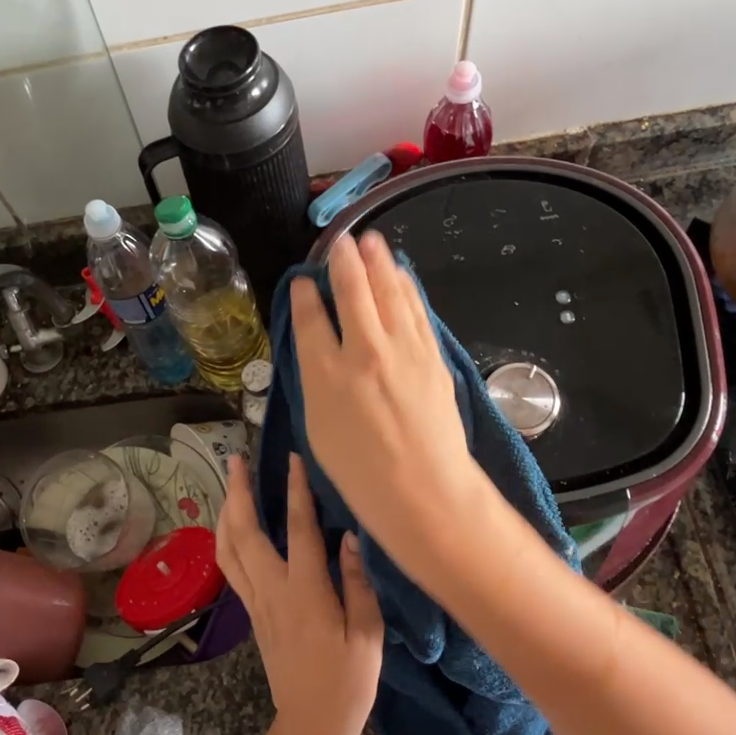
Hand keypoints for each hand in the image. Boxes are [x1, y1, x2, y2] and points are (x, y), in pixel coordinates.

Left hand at [217, 453, 383, 734]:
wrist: (312, 725)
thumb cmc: (349, 681)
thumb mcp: (368, 633)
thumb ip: (358, 582)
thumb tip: (350, 537)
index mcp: (306, 592)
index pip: (299, 529)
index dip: (296, 490)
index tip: (292, 458)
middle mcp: (273, 591)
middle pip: (245, 532)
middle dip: (238, 491)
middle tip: (234, 458)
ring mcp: (257, 603)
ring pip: (229, 550)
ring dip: (225, 512)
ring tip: (228, 485)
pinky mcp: (253, 615)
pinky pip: (231, 568)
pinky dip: (226, 540)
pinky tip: (232, 528)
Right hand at [291, 231, 483, 560]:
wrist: (424, 492)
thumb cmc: (361, 474)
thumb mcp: (318, 430)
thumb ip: (315, 383)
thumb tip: (317, 352)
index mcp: (325, 373)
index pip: (310, 317)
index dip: (306, 294)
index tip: (304, 281)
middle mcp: (363, 351)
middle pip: (352, 290)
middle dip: (343, 260)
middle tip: (339, 242)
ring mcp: (402, 350)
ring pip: (388, 291)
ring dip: (378, 262)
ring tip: (370, 242)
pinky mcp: (431, 355)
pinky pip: (415, 309)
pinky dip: (405, 286)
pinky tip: (400, 275)